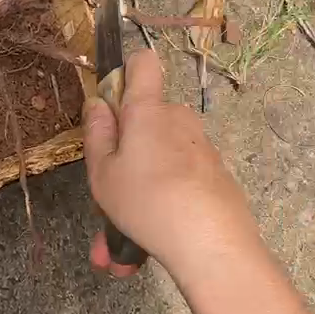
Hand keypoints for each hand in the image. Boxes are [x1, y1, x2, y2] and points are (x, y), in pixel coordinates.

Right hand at [83, 49, 258, 278]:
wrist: (214, 245)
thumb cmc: (147, 200)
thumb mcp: (103, 172)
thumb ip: (97, 133)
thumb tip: (98, 102)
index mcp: (147, 109)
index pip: (142, 63)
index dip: (126, 73)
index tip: (113, 105)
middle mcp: (178, 119)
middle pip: (147, 122)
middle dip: (125, 158)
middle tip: (106, 200)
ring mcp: (201, 147)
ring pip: (160, 163)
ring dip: (139, 195)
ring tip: (118, 246)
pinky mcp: (217, 175)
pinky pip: (179, 184)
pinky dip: (162, 208)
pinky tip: (146, 250)